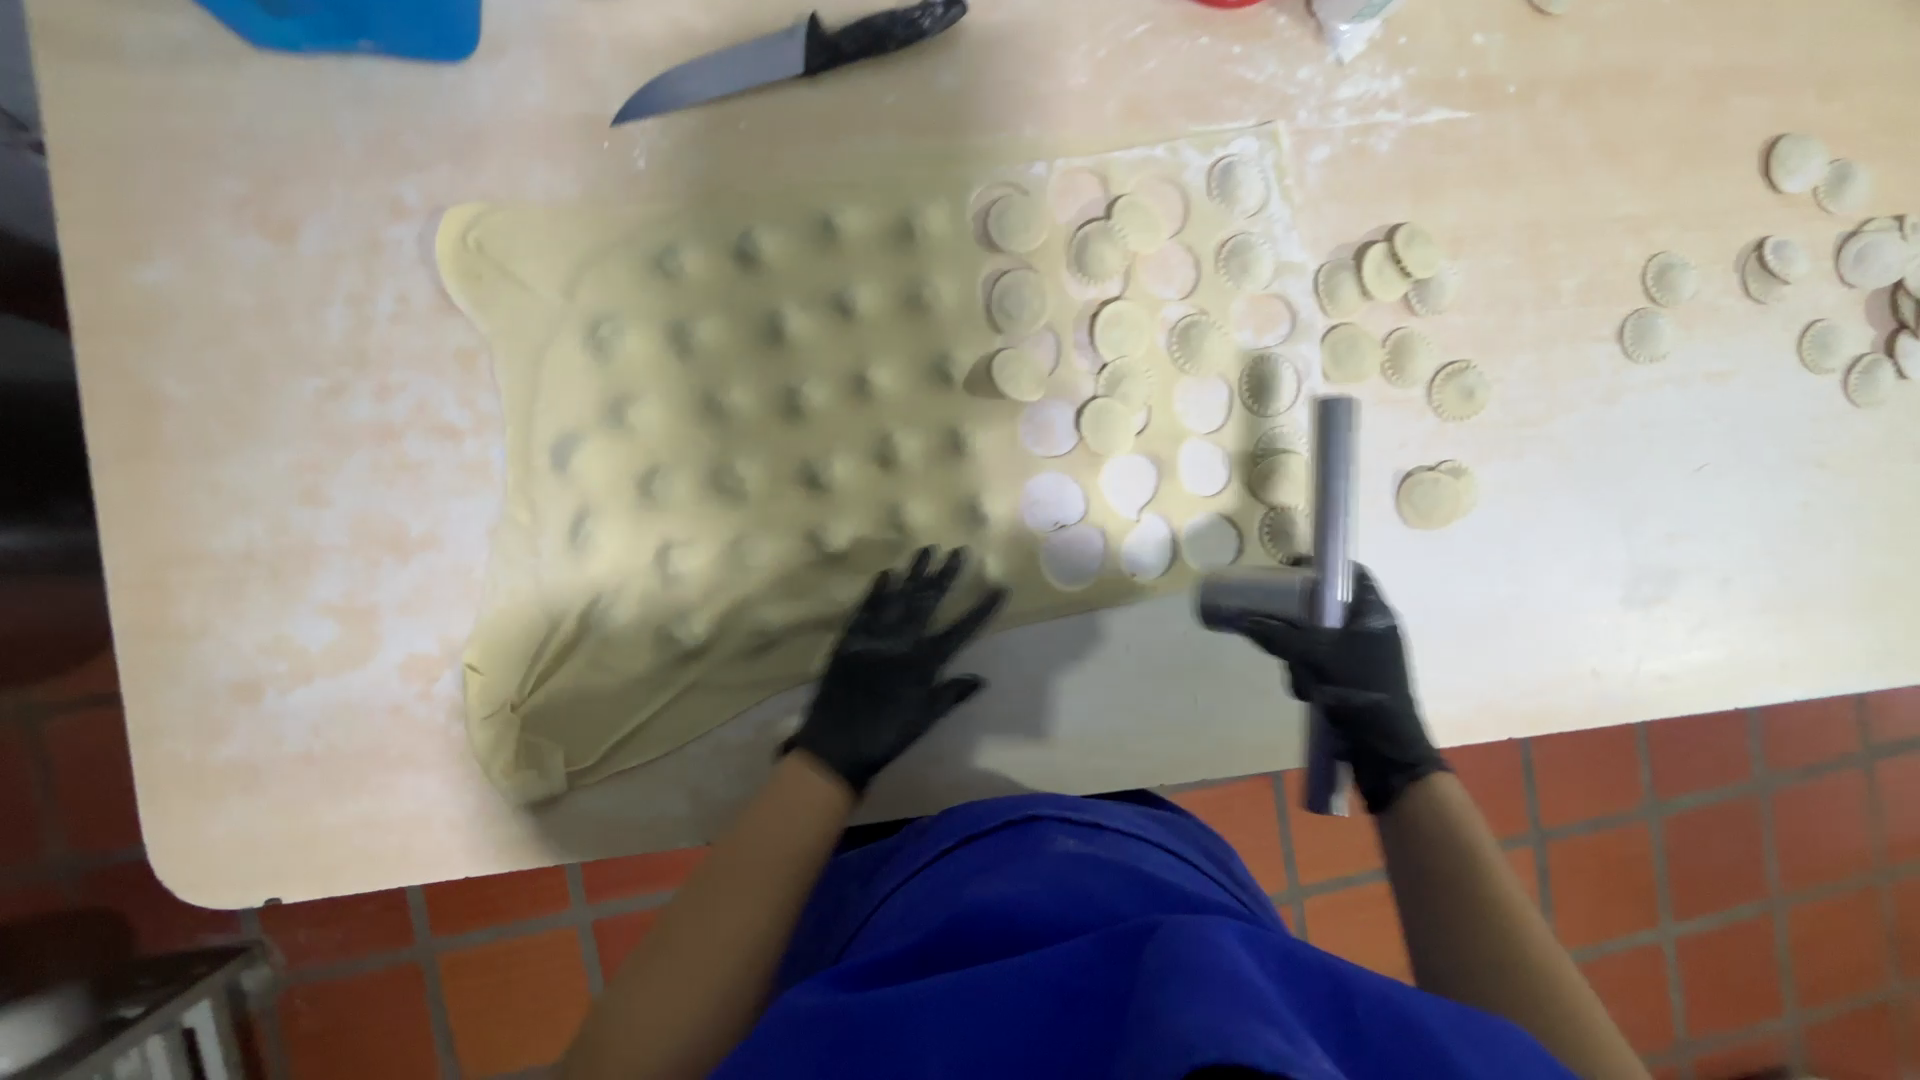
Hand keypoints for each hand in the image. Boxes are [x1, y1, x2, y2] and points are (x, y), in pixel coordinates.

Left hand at [784, 546, 1007, 794]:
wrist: (836, 746)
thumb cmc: (886, 736)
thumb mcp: (926, 719)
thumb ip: (951, 694)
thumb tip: (981, 678)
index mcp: (923, 664)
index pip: (960, 630)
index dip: (980, 609)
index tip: (999, 588)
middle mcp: (900, 643)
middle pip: (927, 602)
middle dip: (945, 576)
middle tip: (958, 551)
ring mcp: (873, 638)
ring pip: (897, 597)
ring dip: (912, 573)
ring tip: (926, 549)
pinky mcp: (849, 640)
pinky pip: (865, 609)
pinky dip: (876, 591)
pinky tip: (886, 573)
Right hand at [1225, 564, 1447, 814]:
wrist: (1386, 747)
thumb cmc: (1358, 689)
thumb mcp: (1313, 657)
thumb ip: (1279, 637)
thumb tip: (1246, 621)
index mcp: (1374, 613)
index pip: (1351, 573)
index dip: (1322, 567)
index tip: (1290, 571)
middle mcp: (1374, 629)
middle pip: (1330, 606)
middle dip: (1300, 619)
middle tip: (1277, 622)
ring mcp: (1368, 656)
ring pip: (1322, 638)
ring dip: (1301, 653)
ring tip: (1297, 672)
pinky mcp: (1359, 680)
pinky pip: (1325, 663)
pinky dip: (1311, 673)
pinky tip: (1306, 691)